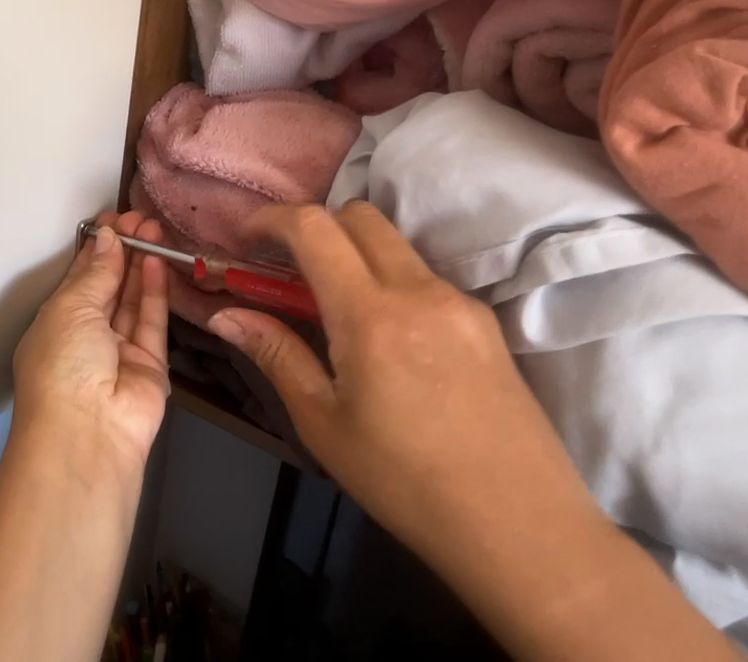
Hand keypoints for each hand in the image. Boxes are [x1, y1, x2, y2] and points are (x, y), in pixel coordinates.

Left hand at [12, 211, 170, 471]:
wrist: (88, 434)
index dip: (96, 248)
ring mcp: (119, 351)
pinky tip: (156, 260)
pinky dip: (155, 290)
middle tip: (139, 218)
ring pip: (133, 300)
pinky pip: (152, 320)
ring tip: (152, 229)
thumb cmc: (62, 365)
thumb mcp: (70, 309)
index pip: (79, 278)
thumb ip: (95, 273)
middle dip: (122, 251)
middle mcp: (86, 336)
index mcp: (55, 323)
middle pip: (108, 286)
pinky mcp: (151, 364)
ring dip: (140, 264)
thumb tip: (105, 238)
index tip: (113, 219)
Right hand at [204, 201, 597, 552]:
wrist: (524, 530)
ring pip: (394, 244)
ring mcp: (459, 302)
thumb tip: (223, 314)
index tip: (246, 238)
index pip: (314, 228)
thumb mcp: (323, 423)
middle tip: (285, 268)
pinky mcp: (485, 322)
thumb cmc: (406, 484)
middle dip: (314, 225)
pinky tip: (382, 336)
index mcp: (372, 316)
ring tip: (329, 306)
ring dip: (352, 252)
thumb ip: (275, 355)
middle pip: (359, 216)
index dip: (272, 219)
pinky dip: (387, 279)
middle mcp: (420, 291)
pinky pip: (423, 276)